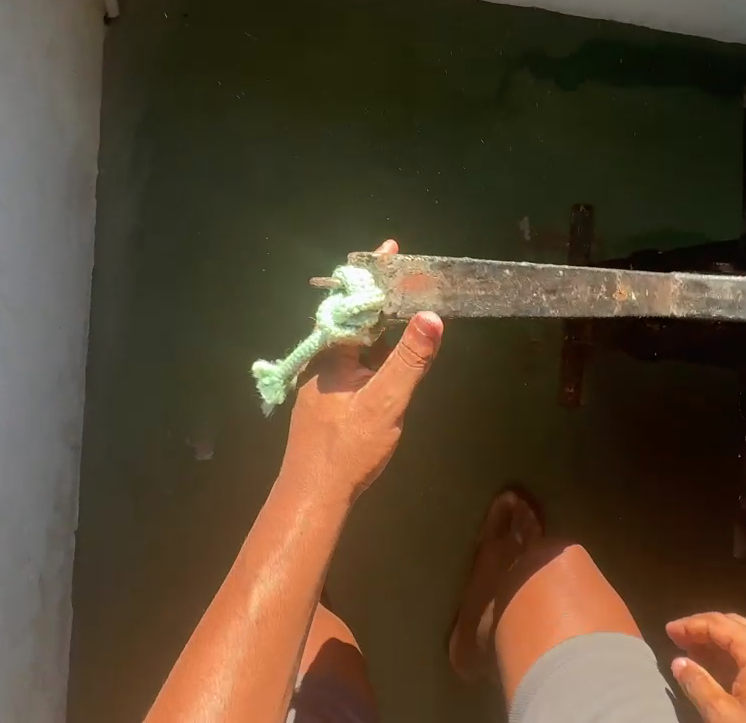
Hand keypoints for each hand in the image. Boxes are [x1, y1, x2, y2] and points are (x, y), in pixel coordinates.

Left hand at [278, 240, 443, 504]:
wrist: (313, 495)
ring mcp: (325, 380)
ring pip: (354, 339)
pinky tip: (388, 349)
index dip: (374, 274)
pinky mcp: (329, 398)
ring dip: (377, 319)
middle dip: (379, 294)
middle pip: (353, 316)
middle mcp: (324, 359)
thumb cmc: (347, 448)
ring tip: (405, 301)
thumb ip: (409, 359)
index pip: (355, 301)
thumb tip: (431, 315)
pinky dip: (373, 344)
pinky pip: (353, 358)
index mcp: (333, 352)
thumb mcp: (386, 402)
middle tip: (407, 273)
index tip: (392, 249)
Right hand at [666, 613, 745, 722]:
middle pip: (737, 626)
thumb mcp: (725, 717)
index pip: (720, 623)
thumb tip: (679, 662)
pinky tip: (725, 672)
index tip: (669, 632)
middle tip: (680, 641)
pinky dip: (740, 658)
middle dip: (706, 630)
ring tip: (697, 654)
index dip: (691, 625)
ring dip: (722, 644)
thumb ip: (699, 685)